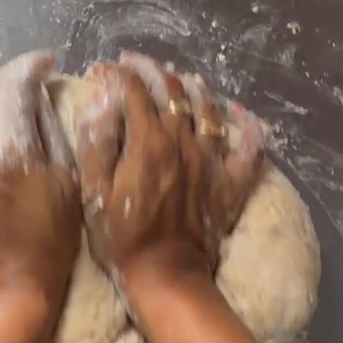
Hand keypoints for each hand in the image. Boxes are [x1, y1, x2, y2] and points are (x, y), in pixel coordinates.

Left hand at [0, 45, 80, 312]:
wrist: (12, 288)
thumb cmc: (52, 239)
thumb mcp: (68, 181)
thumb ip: (50, 130)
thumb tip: (39, 94)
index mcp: (13, 149)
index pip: (17, 87)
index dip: (33, 65)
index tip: (49, 61)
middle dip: (7, 69)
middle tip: (24, 63)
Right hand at [77, 53, 263, 289]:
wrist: (165, 278)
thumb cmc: (121, 237)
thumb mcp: (93, 189)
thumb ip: (97, 140)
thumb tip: (102, 99)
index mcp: (148, 142)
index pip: (134, 90)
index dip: (117, 74)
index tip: (102, 69)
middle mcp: (183, 141)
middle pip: (172, 90)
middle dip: (150, 70)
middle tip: (134, 64)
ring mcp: (212, 161)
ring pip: (208, 108)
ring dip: (192, 86)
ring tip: (177, 76)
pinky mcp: (231, 183)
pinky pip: (249, 148)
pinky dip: (247, 126)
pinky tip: (238, 111)